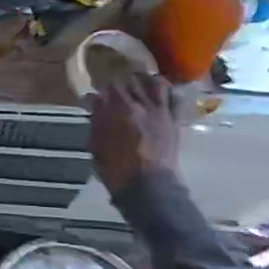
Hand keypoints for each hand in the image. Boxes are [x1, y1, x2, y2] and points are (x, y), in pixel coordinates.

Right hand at [90, 72, 182, 192]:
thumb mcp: (98, 147)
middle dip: (121, 82)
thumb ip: (97, 121)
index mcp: (120, 111)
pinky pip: (173, 98)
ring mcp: (161, 111)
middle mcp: (142, 105)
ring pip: (155, 83)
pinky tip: (159, 92)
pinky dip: (165, 91)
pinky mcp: (174, 120)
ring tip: (137, 82)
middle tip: (115, 89)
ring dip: (144, 80)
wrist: (150, 188)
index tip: (97, 95)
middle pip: (131, 81)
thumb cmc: (117, 171)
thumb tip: (94, 102)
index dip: (102, 88)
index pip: (110, 87)